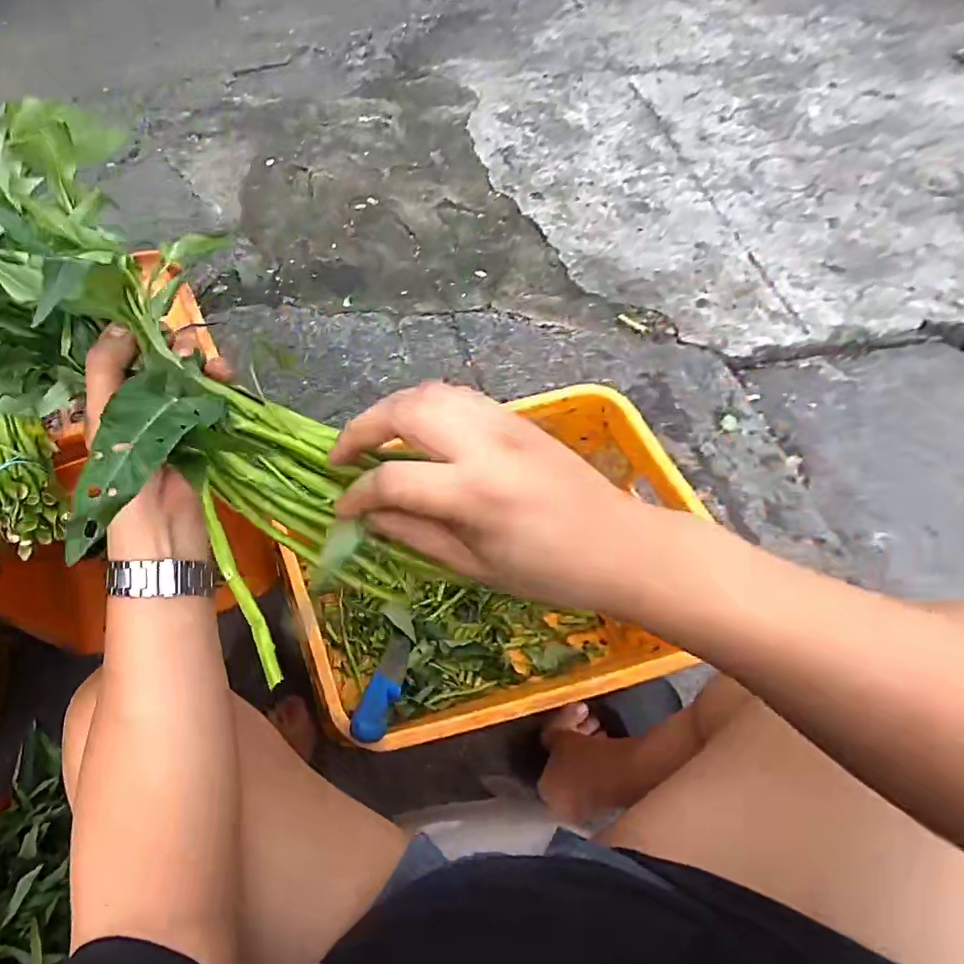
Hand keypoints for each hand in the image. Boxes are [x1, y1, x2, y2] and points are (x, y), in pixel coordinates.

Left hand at [84, 324, 229, 561]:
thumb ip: (105, 373)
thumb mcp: (104, 422)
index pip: (124, 361)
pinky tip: (227, 380)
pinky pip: (211, 406)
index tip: (158, 322)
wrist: (160, 539)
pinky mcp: (202, 442)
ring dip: (202, 369)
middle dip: (176, 352)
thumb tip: (119, 323)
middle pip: (161, 370)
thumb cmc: (122, 481)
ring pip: (189, 385)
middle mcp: (140, 414)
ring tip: (214, 364)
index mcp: (110, 409)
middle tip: (189, 347)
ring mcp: (173, 428)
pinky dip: (220, 391)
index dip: (140, 338)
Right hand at [329, 381, 676, 613]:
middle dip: (358, 430)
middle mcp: (483, 445)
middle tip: (340, 457)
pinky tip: (413, 431)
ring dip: (387, 411)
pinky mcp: (513, 416)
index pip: (391, 481)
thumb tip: (368, 517)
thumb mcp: (473, 565)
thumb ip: (413, 534)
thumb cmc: (548, 571)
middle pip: (402, 412)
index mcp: (473, 493)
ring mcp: (501, 422)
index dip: (355, 496)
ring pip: (426, 392)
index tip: (341, 510)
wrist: (623, 546)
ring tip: (371, 439)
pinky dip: (420, 405)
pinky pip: (453, 395)